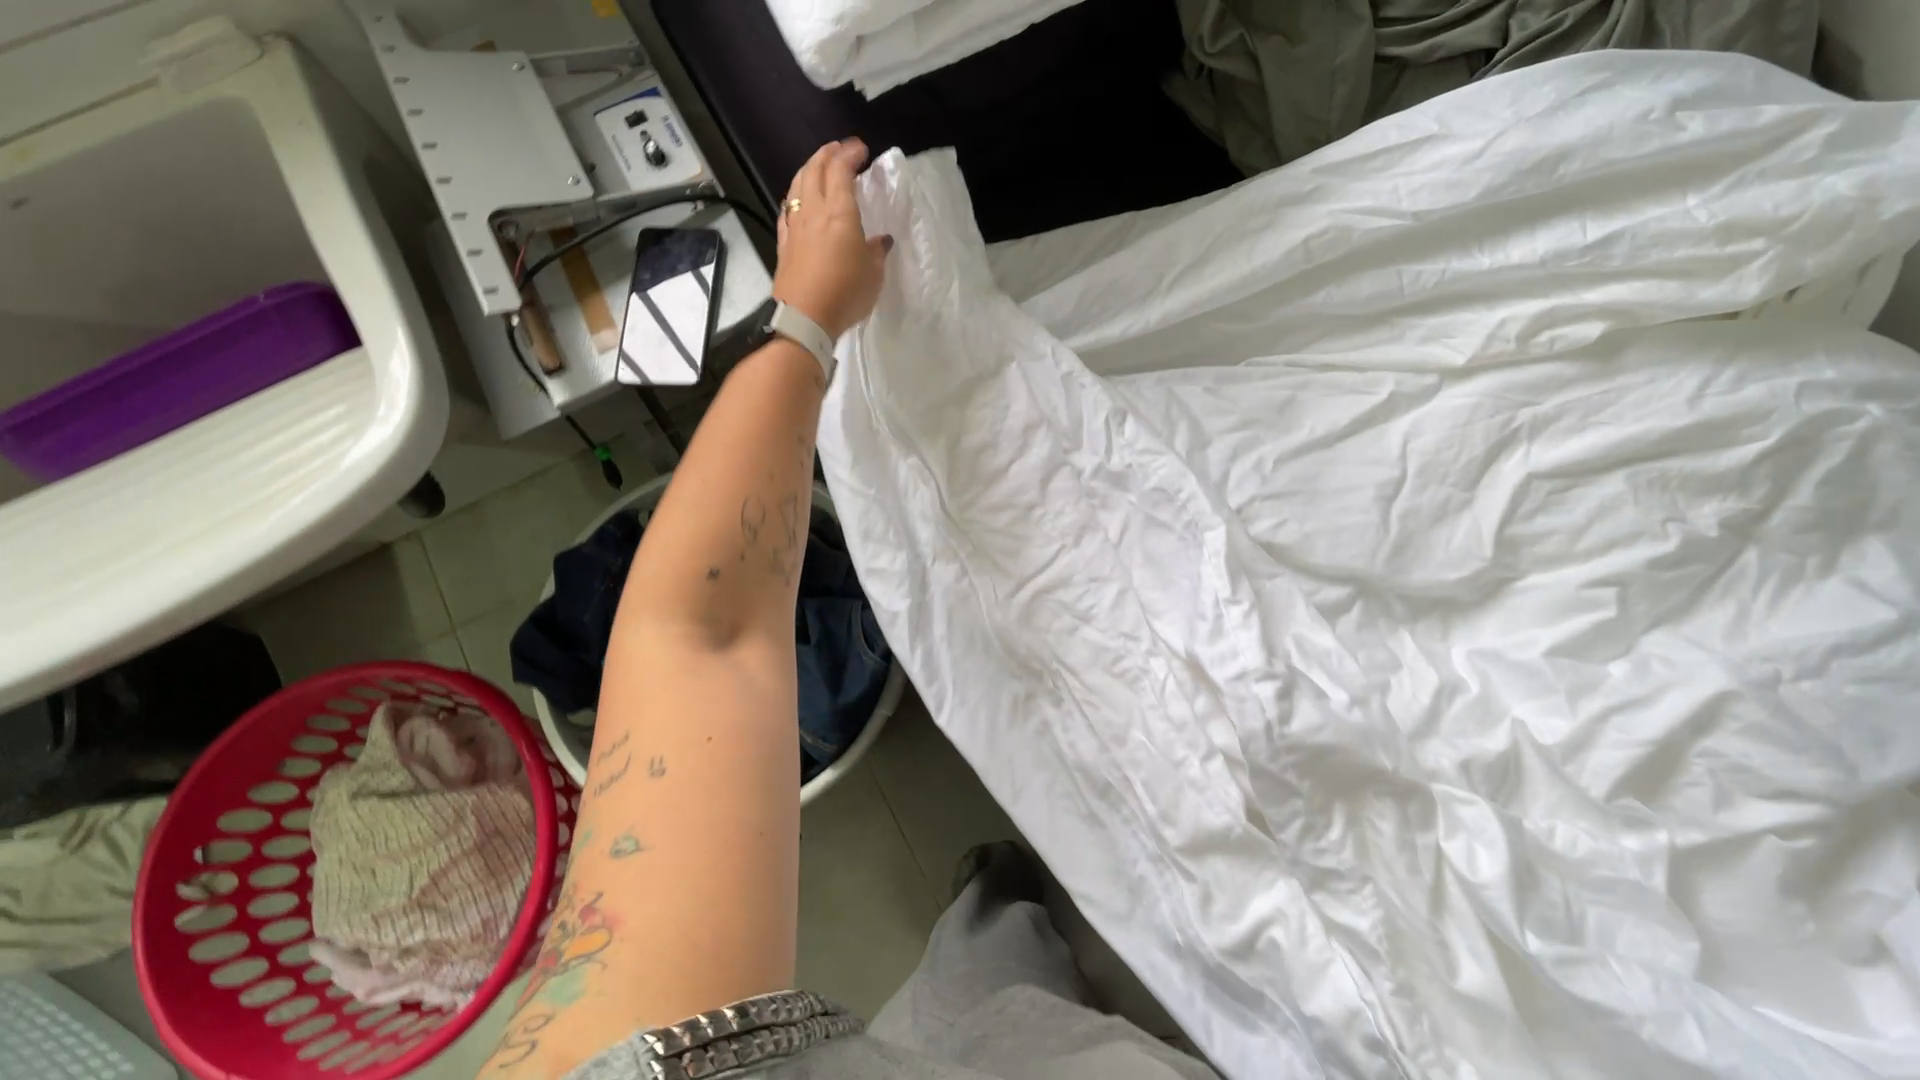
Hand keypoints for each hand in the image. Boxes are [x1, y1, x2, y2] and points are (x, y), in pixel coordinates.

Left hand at [772, 139, 891, 339]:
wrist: (804, 320)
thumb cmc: (845, 295)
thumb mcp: (874, 275)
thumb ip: (876, 252)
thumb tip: (880, 241)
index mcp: (840, 213)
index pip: (841, 171)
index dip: (850, 154)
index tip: (861, 149)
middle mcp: (814, 212)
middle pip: (815, 170)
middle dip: (827, 154)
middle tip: (839, 149)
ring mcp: (795, 227)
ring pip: (797, 186)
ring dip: (808, 169)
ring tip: (818, 167)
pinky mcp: (783, 244)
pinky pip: (787, 210)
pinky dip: (794, 196)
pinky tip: (796, 200)